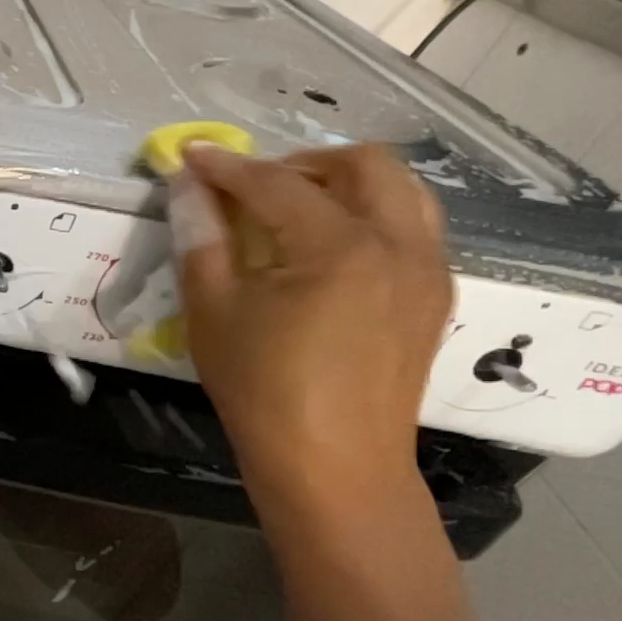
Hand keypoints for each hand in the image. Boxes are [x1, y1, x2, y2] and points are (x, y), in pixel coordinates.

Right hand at [173, 145, 451, 504]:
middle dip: (300, 162)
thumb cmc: (261, 387)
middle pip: (364, 166)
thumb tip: (188, 189)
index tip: (188, 157)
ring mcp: (428, 271)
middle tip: (249, 185)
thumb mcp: (212, 309)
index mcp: (340, 247)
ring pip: (400, 192)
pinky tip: (322, 250)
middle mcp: (399, 245)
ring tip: (290, 209)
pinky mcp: (433, 297)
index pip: (277, 184)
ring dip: (343, 184)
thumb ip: (201, 238)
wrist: (332, 464)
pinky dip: (367, 216)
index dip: (227, 167)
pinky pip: (410, 228)